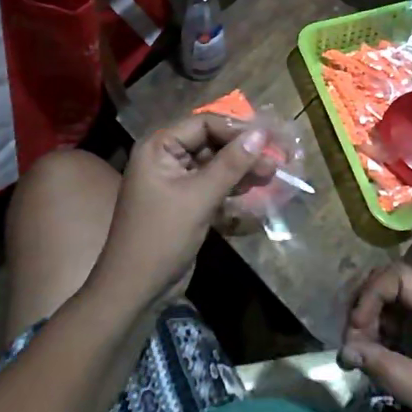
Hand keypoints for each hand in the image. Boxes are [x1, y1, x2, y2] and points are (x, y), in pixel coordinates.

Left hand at [87, 114, 274, 309]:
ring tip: (271, 175)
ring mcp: (174, 180)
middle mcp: (164, 157)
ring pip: (214, 164)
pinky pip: (211, 184)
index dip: (238, 129)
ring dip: (241, 169)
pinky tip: (253, 190)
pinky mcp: (183, 201)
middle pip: (211, 142)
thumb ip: (231, 163)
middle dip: (243, 151)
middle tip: (276, 161)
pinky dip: (231, 185)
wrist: (134, 288)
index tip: (270, 138)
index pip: (204, 123)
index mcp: (159, 146)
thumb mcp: (200, 197)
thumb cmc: (162, 236)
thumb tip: (260, 133)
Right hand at [340, 263, 411, 411]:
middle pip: (392, 286)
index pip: (398, 275)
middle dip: (366, 309)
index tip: (355, 330)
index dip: (370, 295)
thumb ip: (385, 367)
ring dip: (371, 325)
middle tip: (352, 344)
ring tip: (359, 355)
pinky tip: (373, 361)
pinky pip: (401, 327)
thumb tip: (344, 350)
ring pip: (394, 306)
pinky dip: (382, 339)